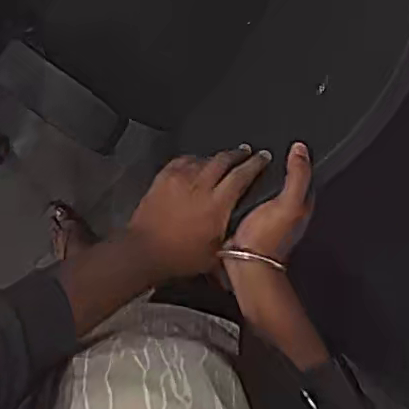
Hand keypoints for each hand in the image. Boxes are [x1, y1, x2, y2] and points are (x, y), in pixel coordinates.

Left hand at [124, 147, 268, 278]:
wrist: (144, 251)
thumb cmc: (180, 257)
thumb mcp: (214, 254)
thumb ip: (231, 238)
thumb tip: (245, 235)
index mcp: (217, 204)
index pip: (241, 175)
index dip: (255, 164)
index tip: (264, 157)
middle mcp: (201, 186)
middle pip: (224, 160)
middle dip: (239, 153)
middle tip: (247, 151)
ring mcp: (181, 178)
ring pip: (204, 158)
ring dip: (216, 157)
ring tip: (223, 158)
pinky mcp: (165, 176)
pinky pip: (184, 159)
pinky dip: (194, 159)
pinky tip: (197, 161)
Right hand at [231, 141, 313, 262]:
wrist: (242, 262)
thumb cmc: (267, 239)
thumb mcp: (290, 203)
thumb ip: (298, 175)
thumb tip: (301, 148)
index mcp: (302, 201)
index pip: (304, 169)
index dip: (297, 154)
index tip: (287, 139)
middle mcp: (287, 204)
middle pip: (284, 174)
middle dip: (275, 161)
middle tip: (263, 146)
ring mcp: (268, 209)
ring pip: (266, 182)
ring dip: (257, 172)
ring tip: (247, 156)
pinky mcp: (249, 212)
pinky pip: (249, 190)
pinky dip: (244, 182)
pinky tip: (236, 175)